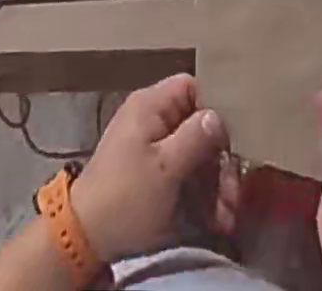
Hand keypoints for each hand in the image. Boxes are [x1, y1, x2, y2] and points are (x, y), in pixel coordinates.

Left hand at [71, 74, 228, 261]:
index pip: (192, 87)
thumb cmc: (126, 194)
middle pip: (199, 125)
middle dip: (220, 160)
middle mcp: (153, 118)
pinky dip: (202, 194)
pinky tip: (215, 221)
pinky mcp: (154, 172)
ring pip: (197, 153)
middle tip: (234, 194)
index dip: (214, 109)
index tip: (230, 143)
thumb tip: (219, 115)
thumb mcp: (165, 167)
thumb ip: (194, 137)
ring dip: (216, 184)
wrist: (87, 234)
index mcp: (151, 105)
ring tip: (227, 217)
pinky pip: (186, 172)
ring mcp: (153, 146)